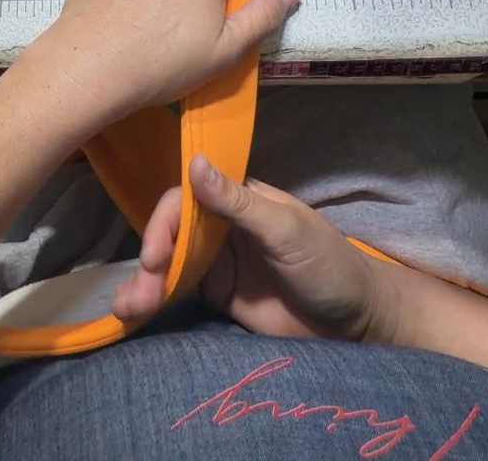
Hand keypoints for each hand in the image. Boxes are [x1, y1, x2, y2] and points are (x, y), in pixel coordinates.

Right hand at [111, 154, 403, 342]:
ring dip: (144, 283)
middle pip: (169, 235)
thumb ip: (238, 202)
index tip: (155, 257)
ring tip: (127, 309)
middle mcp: (218, 226)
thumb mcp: (286, 230)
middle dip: (149, 262)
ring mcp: (216, 262)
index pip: (184, 202)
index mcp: (235, 199)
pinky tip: (135, 313)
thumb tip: (194, 162)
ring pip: (168, 265)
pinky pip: (179, 293)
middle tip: (138, 295)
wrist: (360, 325)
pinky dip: (155, 300)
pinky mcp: (217, 296)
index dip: (163, 225)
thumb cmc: (329, 264)